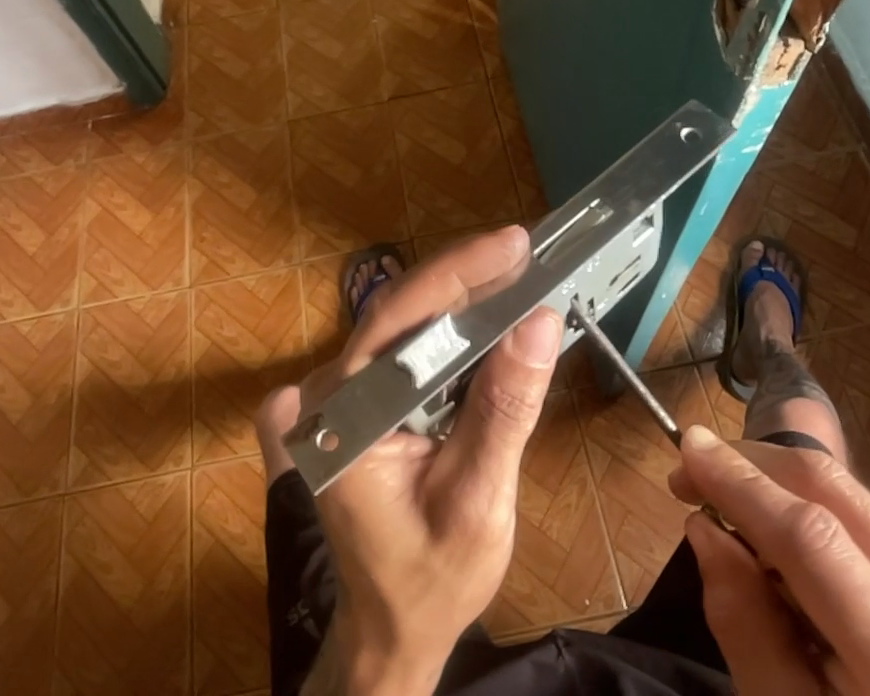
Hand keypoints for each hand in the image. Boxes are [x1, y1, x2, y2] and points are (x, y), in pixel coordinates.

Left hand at [299, 226, 561, 695]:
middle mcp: (330, 396)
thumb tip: (539, 322)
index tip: (516, 245)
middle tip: (530, 251)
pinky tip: (491, 317)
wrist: (394, 623)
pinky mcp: (360, 405)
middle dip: (468, 277)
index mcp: (344, 418)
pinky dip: (452, 330)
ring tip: (522, 275)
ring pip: (405, 327)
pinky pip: (406, 351)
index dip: (459, 274)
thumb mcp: (478, 499)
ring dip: (464, 299)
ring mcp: (340, 398)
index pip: (401, 322)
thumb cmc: (432, 575)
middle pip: (400, 314)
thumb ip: (504, 410)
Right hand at [670, 428, 869, 695]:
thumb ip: (744, 623)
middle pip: (836, 493)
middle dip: (753, 465)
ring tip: (740, 528)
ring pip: (855, 501)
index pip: (808, 536)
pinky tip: (805, 566)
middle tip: (693, 472)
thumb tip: (704, 527)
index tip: (686, 446)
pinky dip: (827, 524)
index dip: (739, 481)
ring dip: (784, 493)